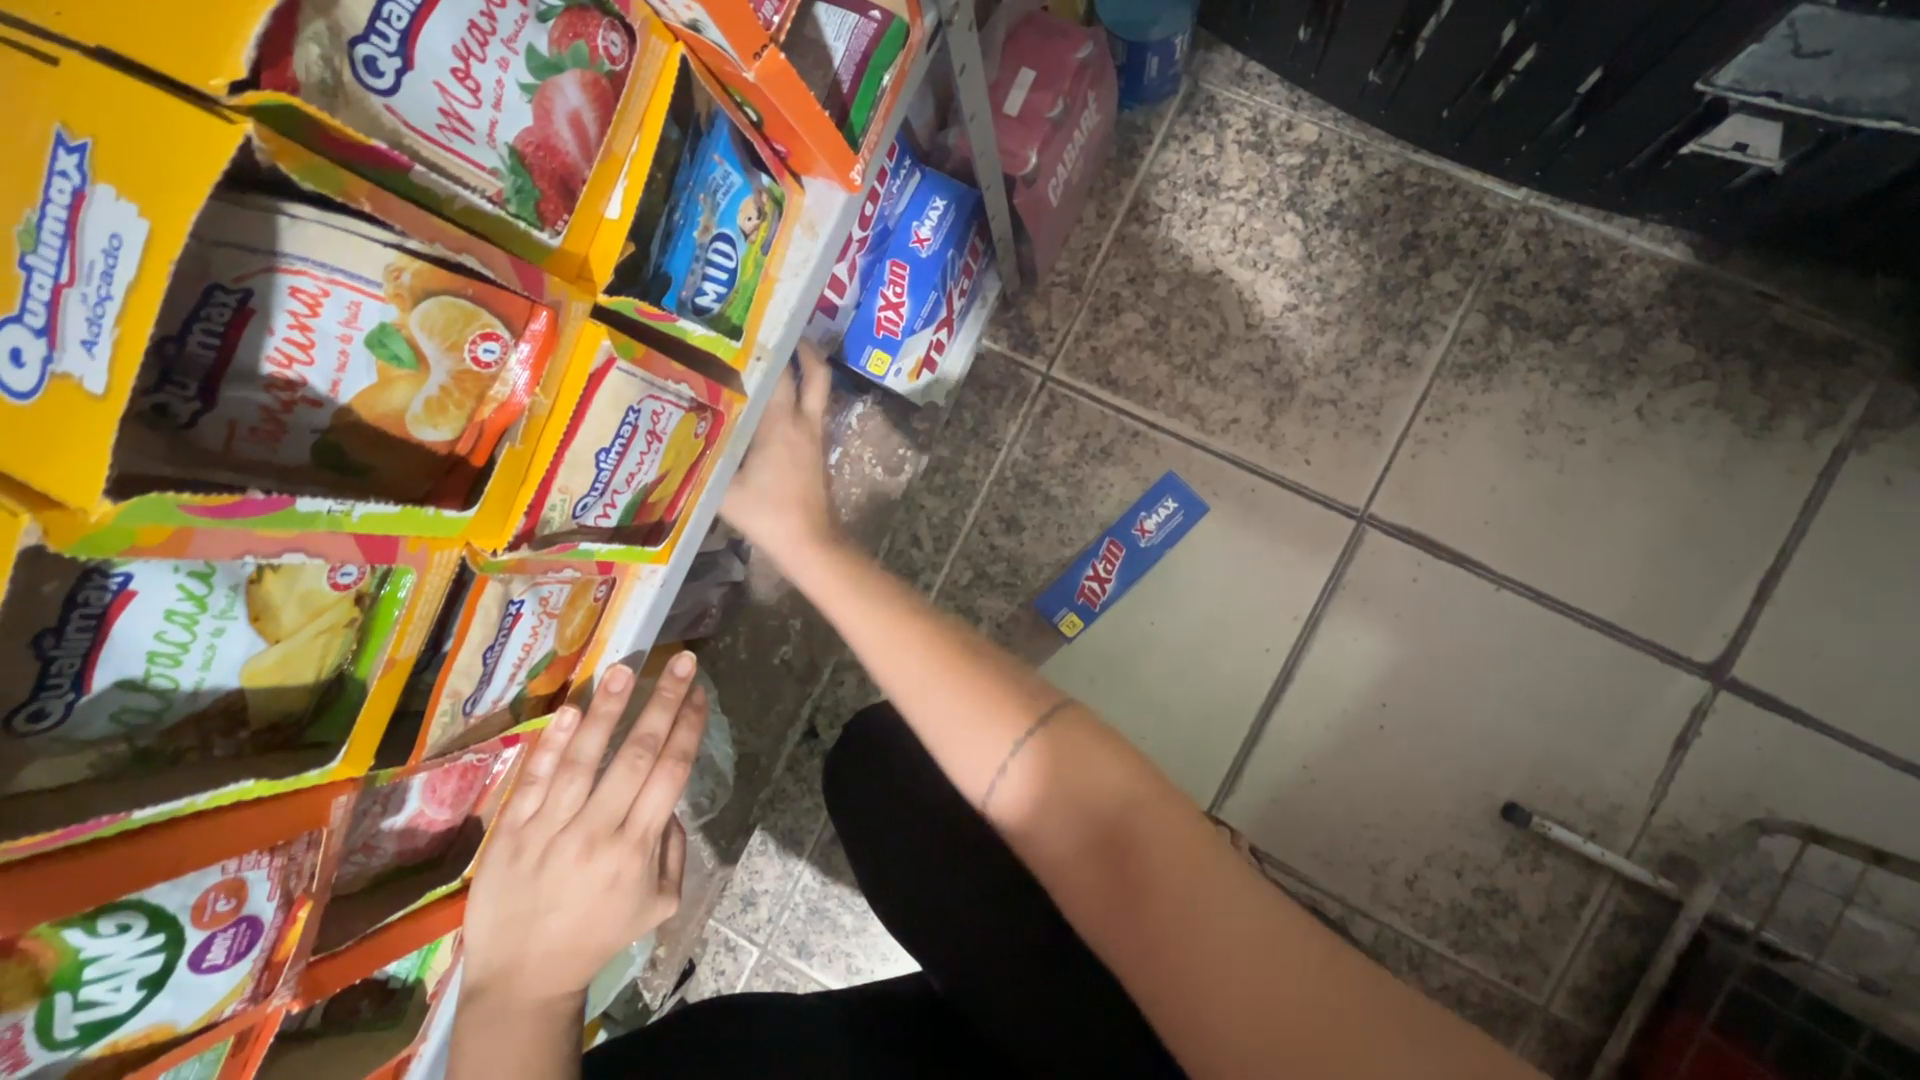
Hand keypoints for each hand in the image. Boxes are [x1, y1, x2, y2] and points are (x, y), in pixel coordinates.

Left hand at [461, 654, 707, 1005]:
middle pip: (636, 755)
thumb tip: (668, 803)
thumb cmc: (598, 936)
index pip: (670, 773)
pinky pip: (534, 780)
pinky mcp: (511, 832)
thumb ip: (673, 850)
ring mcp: (550, 829)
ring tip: (626, 669)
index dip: (688, 728)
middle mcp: (598, 831)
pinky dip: (554, 744)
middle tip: (679, 661)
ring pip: (584, 759)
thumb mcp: (658, 905)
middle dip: (663, 703)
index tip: (699, 691)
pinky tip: (573, 709)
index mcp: (637, 849)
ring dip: (608, 710)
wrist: (522, 977)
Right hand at [721, 342, 837, 562]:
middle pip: (815, 373)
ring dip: (808, 369)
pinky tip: (778, 402)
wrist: (810, 543)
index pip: (778, 374)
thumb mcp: (724, 488)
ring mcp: (816, 437)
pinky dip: (803, 395)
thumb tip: (672, 438)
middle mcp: (804, 422)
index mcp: (780, 424)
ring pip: (821, 390)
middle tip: (776, 332)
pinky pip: (815, 411)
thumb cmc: (767, 514)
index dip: (766, 349)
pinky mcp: (820, 452)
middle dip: (799, 348)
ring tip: (782, 356)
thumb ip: (701, 459)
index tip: (749, 329)